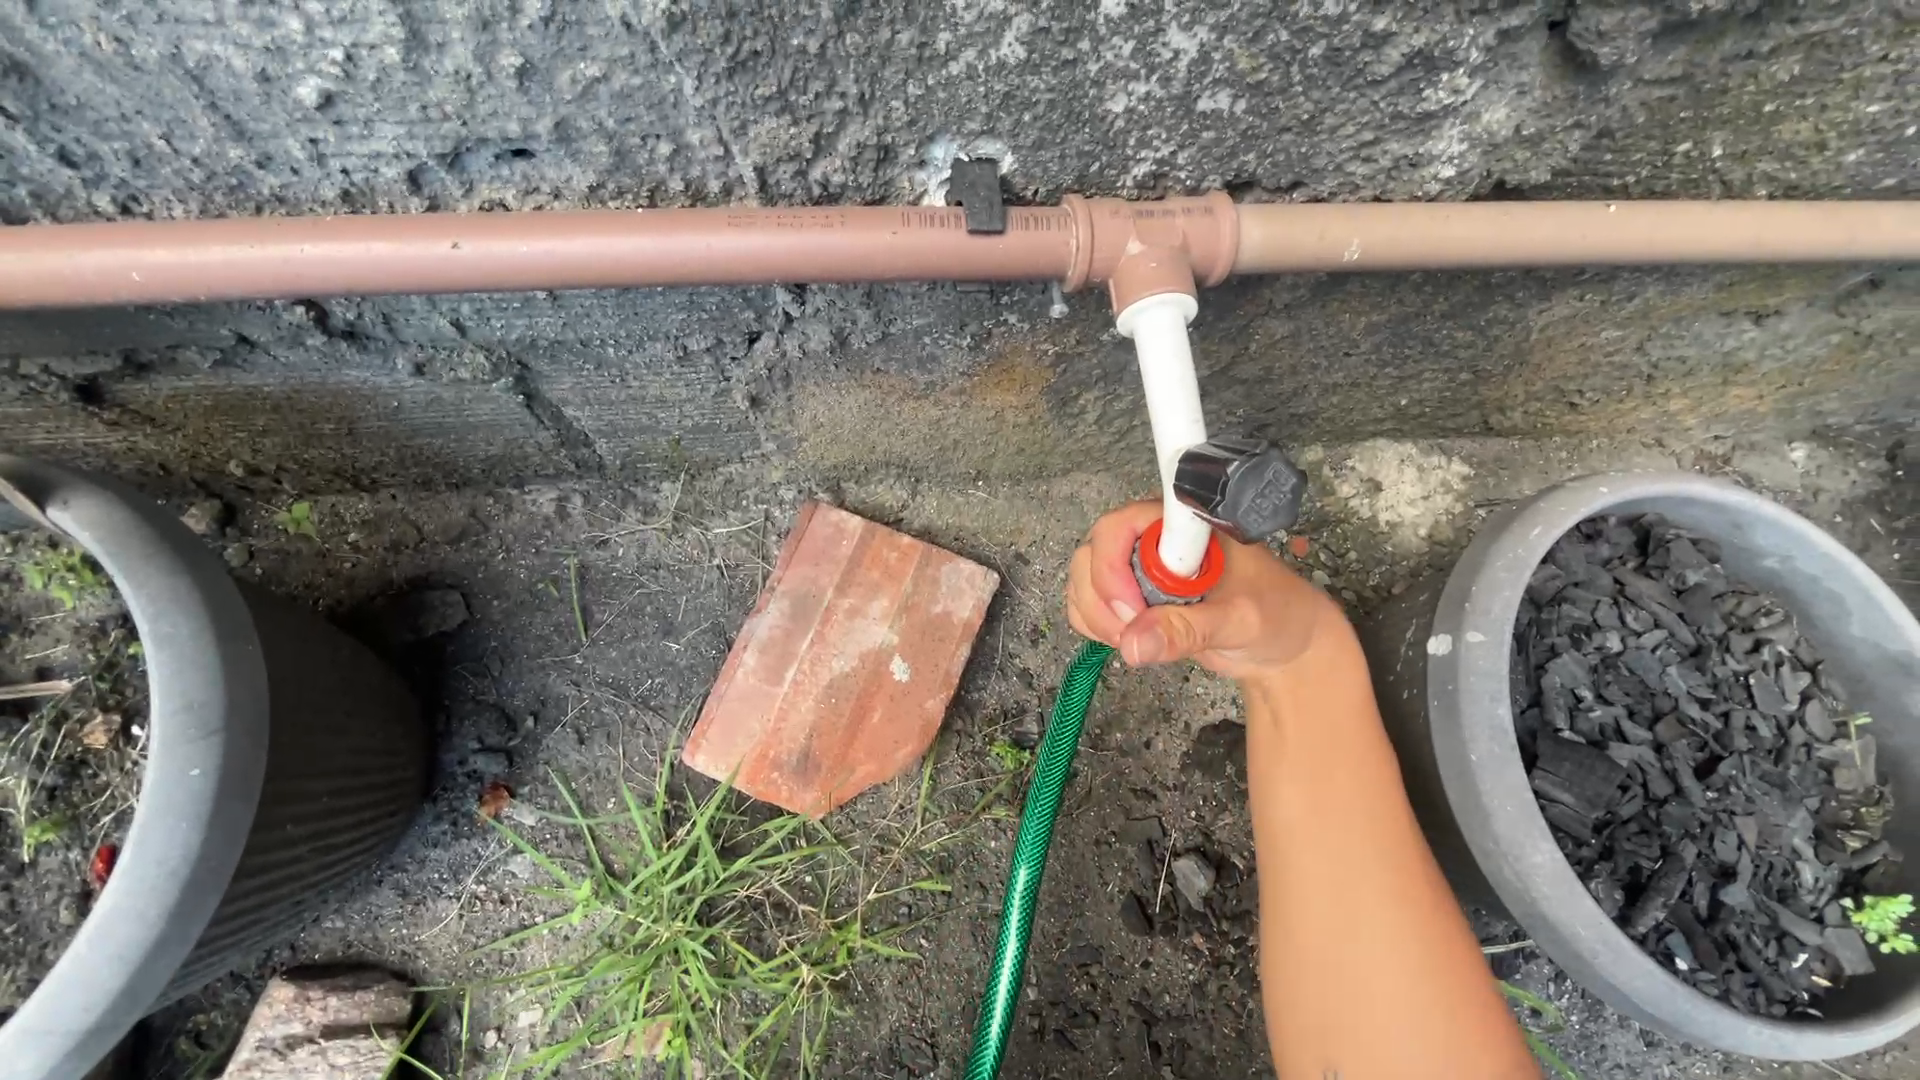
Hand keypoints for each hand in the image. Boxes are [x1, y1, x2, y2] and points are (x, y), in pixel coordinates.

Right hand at [1065, 500, 1349, 681]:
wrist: (1281, 639)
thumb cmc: (1274, 612)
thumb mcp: (1238, 620)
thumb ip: (1187, 629)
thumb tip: (1134, 644)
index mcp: (1180, 523)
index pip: (1118, 526)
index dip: (1112, 568)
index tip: (1134, 611)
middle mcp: (1150, 537)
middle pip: (1091, 555)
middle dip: (1105, 601)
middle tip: (1137, 631)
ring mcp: (1135, 565)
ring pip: (1083, 581)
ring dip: (1099, 618)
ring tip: (1142, 641)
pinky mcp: (1129, 592)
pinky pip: (1087, 604)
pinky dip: (1097, 627)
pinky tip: (1133, 640)